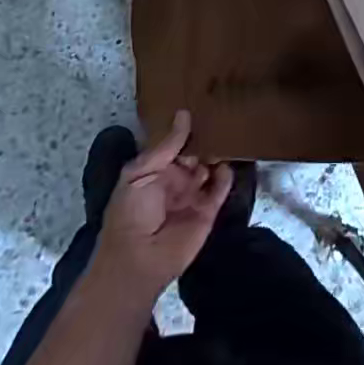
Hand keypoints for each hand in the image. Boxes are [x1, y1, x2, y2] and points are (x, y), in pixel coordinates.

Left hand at [91, 110, 233, 293]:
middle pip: (196, 153)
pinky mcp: (209, 210)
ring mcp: (194, 194)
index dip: (186, 129)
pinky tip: (228, 161)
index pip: (175, 144)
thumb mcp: (141, 173)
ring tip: (231, 132)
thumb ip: (166, 145)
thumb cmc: (131, 212)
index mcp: (156, 171)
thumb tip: (184, 113)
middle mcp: (176, 180)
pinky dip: (226, 174)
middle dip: (206, 138)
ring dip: (218, 153)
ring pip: (211, 167)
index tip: (202, 105)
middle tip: (222, 114)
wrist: (139, 260)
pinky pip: (222, 187)